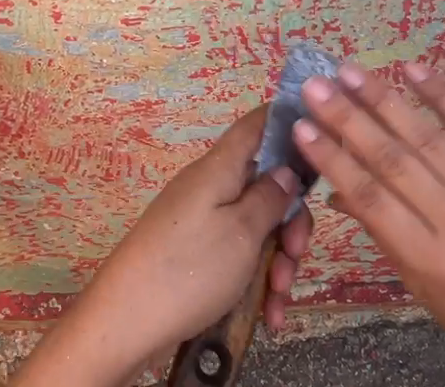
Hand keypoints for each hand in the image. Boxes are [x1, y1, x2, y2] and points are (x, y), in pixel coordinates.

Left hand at [12, 106, 315, 386]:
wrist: (126, 321)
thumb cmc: (189, 268)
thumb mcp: (242, 232)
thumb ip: (270, 197)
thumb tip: (286, 170)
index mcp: (220, 168)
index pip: (255, 125)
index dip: (286, 123)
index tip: (317, 140)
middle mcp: (210, 187)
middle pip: (265, 186)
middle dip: (290, 224)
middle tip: (296, 257)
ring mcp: (202, 220)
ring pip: (256, 227)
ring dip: (276, 262)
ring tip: (277, 300)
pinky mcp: (196, 251)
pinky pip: (237, 254)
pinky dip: (256, 280)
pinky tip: (266, 314)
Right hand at [293, 63, 444, 386]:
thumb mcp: (426, 293)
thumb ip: (385, 235)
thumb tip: (338, 186)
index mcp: (432, 263)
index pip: (370, 199)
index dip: (332, 159)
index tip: (300, 126)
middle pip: (394, 161)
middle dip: (348, 118)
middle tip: (313, 85)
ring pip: (428, 138)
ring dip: (383, 99)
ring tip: (347, 71)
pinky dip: (442, 96)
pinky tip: (413, 69)